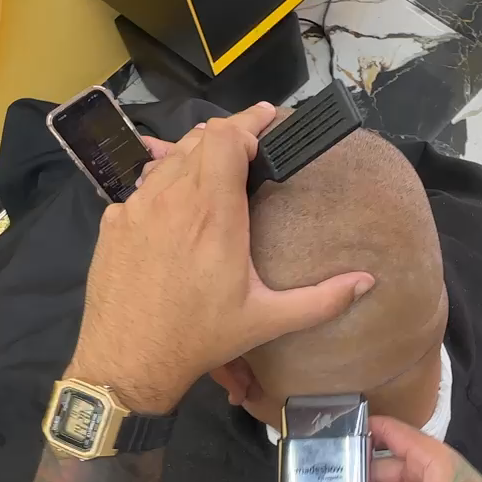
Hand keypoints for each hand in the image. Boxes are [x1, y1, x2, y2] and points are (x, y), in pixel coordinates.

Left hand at [67, 102, 373, 411]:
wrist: (126, 360)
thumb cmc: (200, 339)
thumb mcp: (266, 321)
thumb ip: (322, 300)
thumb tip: (367, 282)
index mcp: (214, 216)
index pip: (225, 139)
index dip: (247, 123)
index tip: (268, 120)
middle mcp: (173, 200)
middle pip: (199, 138)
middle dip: (228, 133)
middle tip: (253, 142)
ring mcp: (137, 207)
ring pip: (170, 157)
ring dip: (197, 153)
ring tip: (219, 166)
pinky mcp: (114, 222)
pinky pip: (145, 184)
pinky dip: (168, 180)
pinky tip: (180, 202)